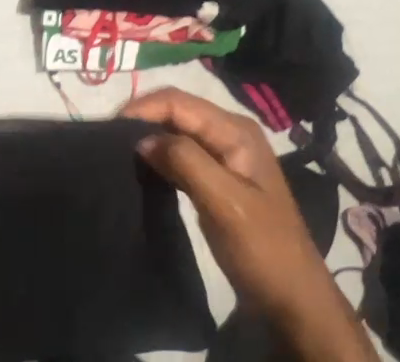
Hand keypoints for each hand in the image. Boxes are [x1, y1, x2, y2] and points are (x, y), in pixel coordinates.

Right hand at [123, 89, 376, 361]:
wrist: (293, 297)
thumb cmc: (263, 248)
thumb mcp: (225, 203)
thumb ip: (186, 162)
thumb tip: (142, 138)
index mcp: (235, 130)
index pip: (179, 102)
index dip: (143, 109)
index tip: (108, 130)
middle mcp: (230, 133)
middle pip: (177, 111)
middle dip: (143, 119)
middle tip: (106, 141)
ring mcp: (225, 155)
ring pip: (177, 132)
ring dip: (148, 137)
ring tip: (117, 153)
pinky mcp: (217, 177)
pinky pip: (181, 154)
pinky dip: (159, 156)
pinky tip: (141, 170)